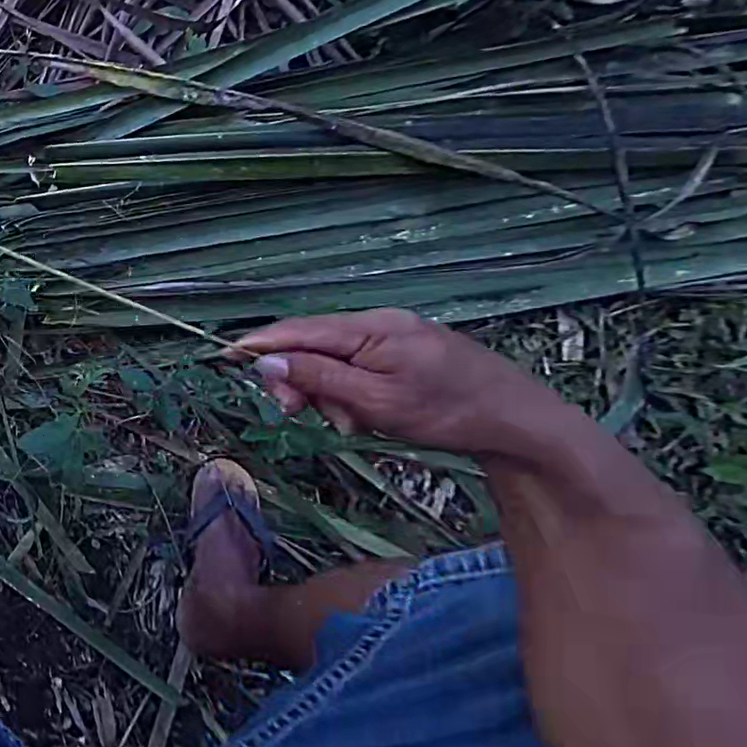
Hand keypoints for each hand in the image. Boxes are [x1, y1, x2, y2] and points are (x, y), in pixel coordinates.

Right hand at [229, 308, 579, 456]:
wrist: (521, 422)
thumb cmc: (446, 412)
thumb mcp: (373, 400)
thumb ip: (317, 376)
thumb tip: (266, 359)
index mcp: (369, 328)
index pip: (296, 330)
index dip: (258, 343)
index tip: (225, 355)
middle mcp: (377, 323)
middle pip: (310, 345)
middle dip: (298, 380)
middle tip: (299, 414)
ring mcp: (391, 335)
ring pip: (330, 360)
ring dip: (326, 394)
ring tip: (352, 423)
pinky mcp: (402, 351)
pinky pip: (355, 366)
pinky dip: (347, 392)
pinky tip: (365, 415)